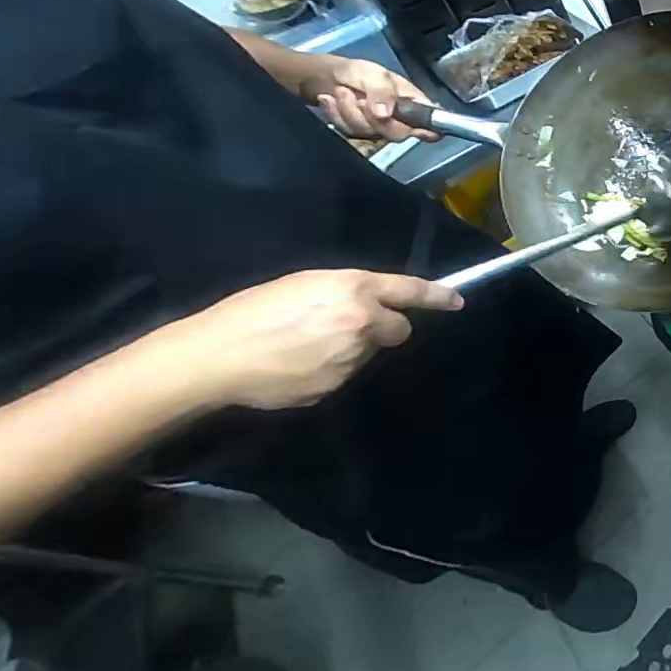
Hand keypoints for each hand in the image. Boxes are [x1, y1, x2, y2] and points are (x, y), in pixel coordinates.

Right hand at [127, 270, 462, 410]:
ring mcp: (350, 359)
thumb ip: (351, 290)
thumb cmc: (254, 309)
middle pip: (398, 329)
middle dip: (385, 327)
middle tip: (349, 324)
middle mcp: (362, 323)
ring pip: (370, 352)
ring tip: (308, 344)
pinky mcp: (334, 387)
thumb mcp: (307, 283)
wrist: (213, 357)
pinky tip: (300, 365)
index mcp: (355, 289)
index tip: (457, 301)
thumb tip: (376, 302)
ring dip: (355, 347)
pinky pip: (346, 373)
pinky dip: (333, 368)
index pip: (410, 291)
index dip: (437, 296)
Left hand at [299, 55, 436, 142]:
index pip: (432, 122)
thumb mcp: (372, 73)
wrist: (325, 76)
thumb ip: (382, 91)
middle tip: (356, 97)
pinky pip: (350, 133)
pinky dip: (336, 116)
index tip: (417, 131)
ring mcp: (381, 129)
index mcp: (414, 103)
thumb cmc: (357, 71)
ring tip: (340, 92)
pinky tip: (330, 101)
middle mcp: (402, 120)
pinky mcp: (361, 135)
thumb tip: (385, 114)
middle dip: (371, 116)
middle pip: (397, 133)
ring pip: (370, 134)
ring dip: (348, 112)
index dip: (429, 130)